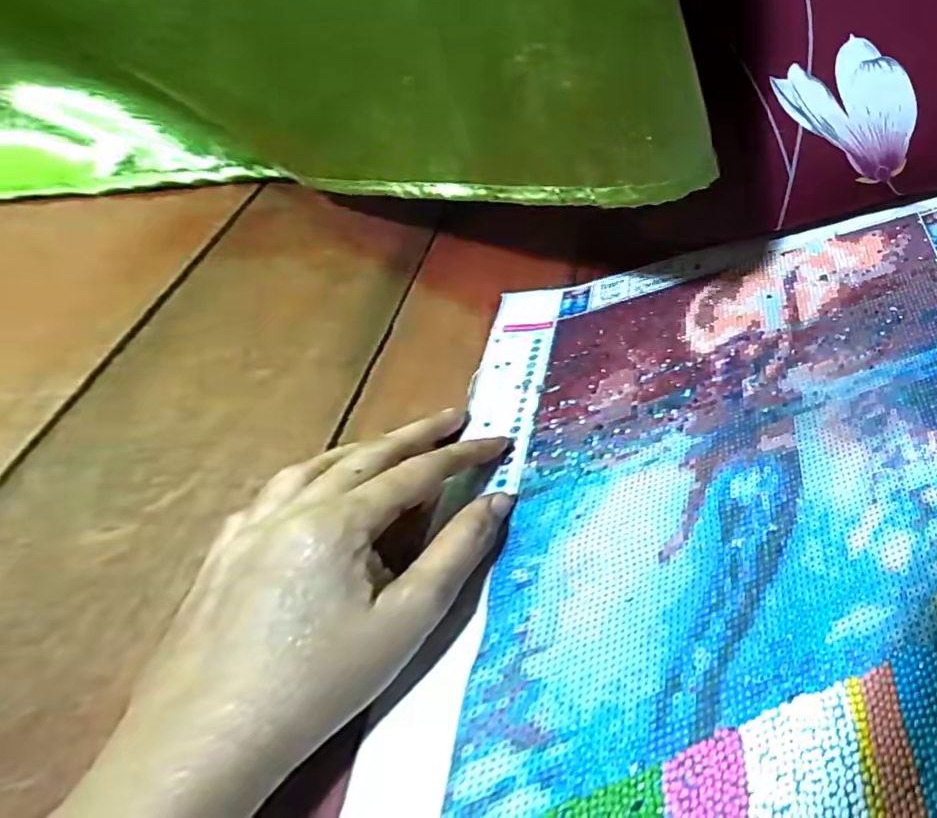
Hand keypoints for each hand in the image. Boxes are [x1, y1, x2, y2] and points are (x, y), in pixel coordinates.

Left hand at [57, 410, 513, 817]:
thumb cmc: (321, 681)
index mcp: (334, 524)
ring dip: (360, 450)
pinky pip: (267, 499)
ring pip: (308, 471)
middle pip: (362, 459)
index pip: (415, 473)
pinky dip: (308, 478)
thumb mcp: (411, 615)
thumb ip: (461, 548)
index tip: (501, 440)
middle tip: (454, 417)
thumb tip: (499, 499)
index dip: (464, 454)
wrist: (199, 755)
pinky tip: (316, 490)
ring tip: (393, 444)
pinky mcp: (216, 565)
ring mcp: (242, 539)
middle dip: (415, 435)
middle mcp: (285, 517)